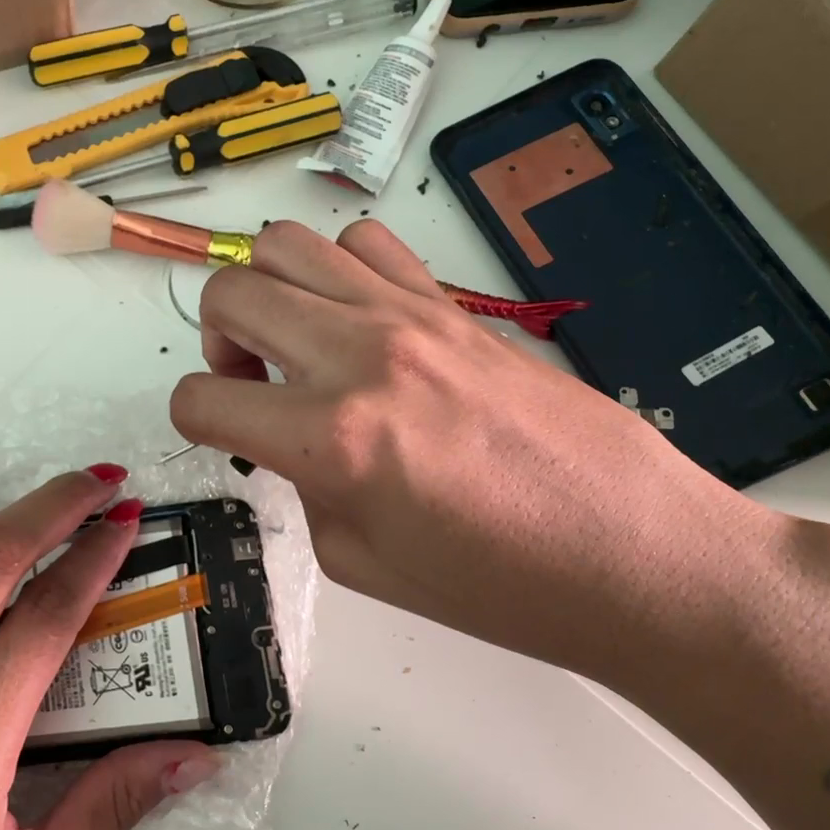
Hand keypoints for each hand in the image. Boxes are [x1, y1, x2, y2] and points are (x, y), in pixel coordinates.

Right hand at [169, 219, 825, 680]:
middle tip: (251, 381)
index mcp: (330, 440)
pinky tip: (361, 324)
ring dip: (269, 290)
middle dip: (215, 339)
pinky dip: (340, 272)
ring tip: (299, 341)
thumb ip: (302, 485)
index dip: (192, 418)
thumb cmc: (499, 585)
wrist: (636, 554)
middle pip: (230, 293)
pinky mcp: (454, 305)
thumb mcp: (358, 560)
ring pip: (287, 243)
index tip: (224, 434)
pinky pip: (367, 244)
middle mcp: (360, 359)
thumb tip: (289, 440)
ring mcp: (411, 318)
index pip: (200, 398)